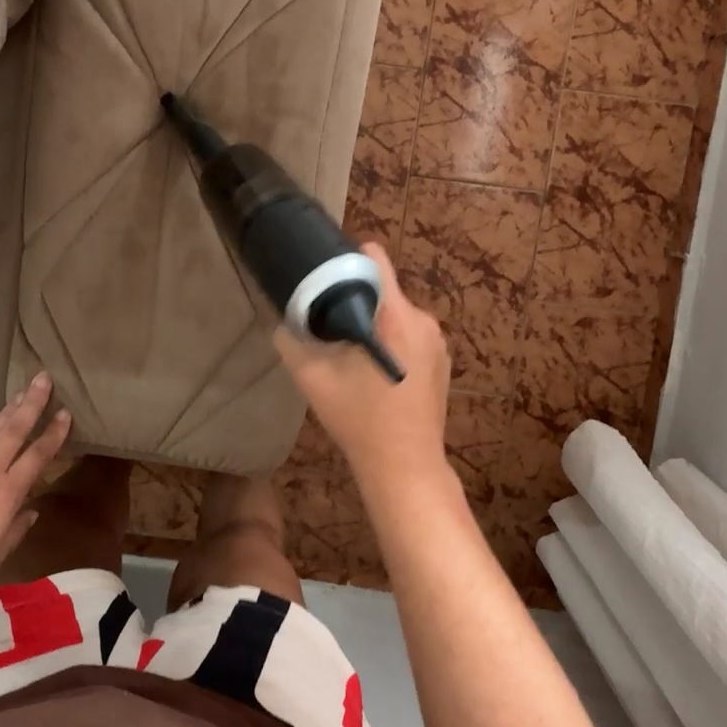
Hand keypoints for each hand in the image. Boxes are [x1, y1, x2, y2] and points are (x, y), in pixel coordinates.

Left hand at [0, 373, 69, 607]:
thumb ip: (16, 529)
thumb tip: (30, 512)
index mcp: (7, 491)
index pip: (38, 455)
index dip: (54, 433)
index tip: (65, 412)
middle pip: (14, 429)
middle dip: (31, 403)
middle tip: (42, 378)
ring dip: (5, 413)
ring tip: (17, 396)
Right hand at [275, 243, 450, 490]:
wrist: (404, 467)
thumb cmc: (359, 419)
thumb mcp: (312, 379)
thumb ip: (292, 341)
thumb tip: (283, 321)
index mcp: (395, 314)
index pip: (375, 260)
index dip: (347, 259)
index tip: (326, 272)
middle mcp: (422, 320)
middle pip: (384, 291)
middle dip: (357, 301)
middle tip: (329, 324)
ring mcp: (437, 343)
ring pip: (397, 316)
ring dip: (375, 326)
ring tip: (350, 353)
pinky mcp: (442, 364)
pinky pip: (411, 338)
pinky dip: (392, 345)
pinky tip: (375, 374)